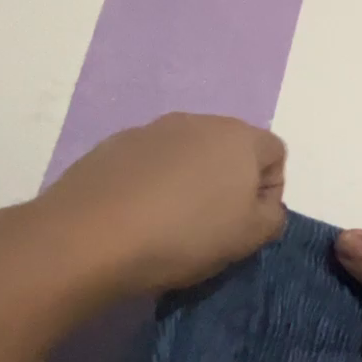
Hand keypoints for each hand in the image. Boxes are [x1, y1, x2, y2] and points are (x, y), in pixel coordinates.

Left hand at [35, 113, 286, 295]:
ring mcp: (150, 130)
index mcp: (240, 136)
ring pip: (187, 156)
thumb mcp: (252, 237)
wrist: (85, 240)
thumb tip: (261, 205)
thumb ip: (273, 216)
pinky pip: (147, 164)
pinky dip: (150, 185)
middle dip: (228, 182)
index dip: (268, 191)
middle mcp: (199, 122)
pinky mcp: (109, 147)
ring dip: (188, 182)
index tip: (248, 223)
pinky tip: (136, 218)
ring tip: (170, 223)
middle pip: (230, 150)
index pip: (276, 155)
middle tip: (213, 224)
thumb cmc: (186, 234)